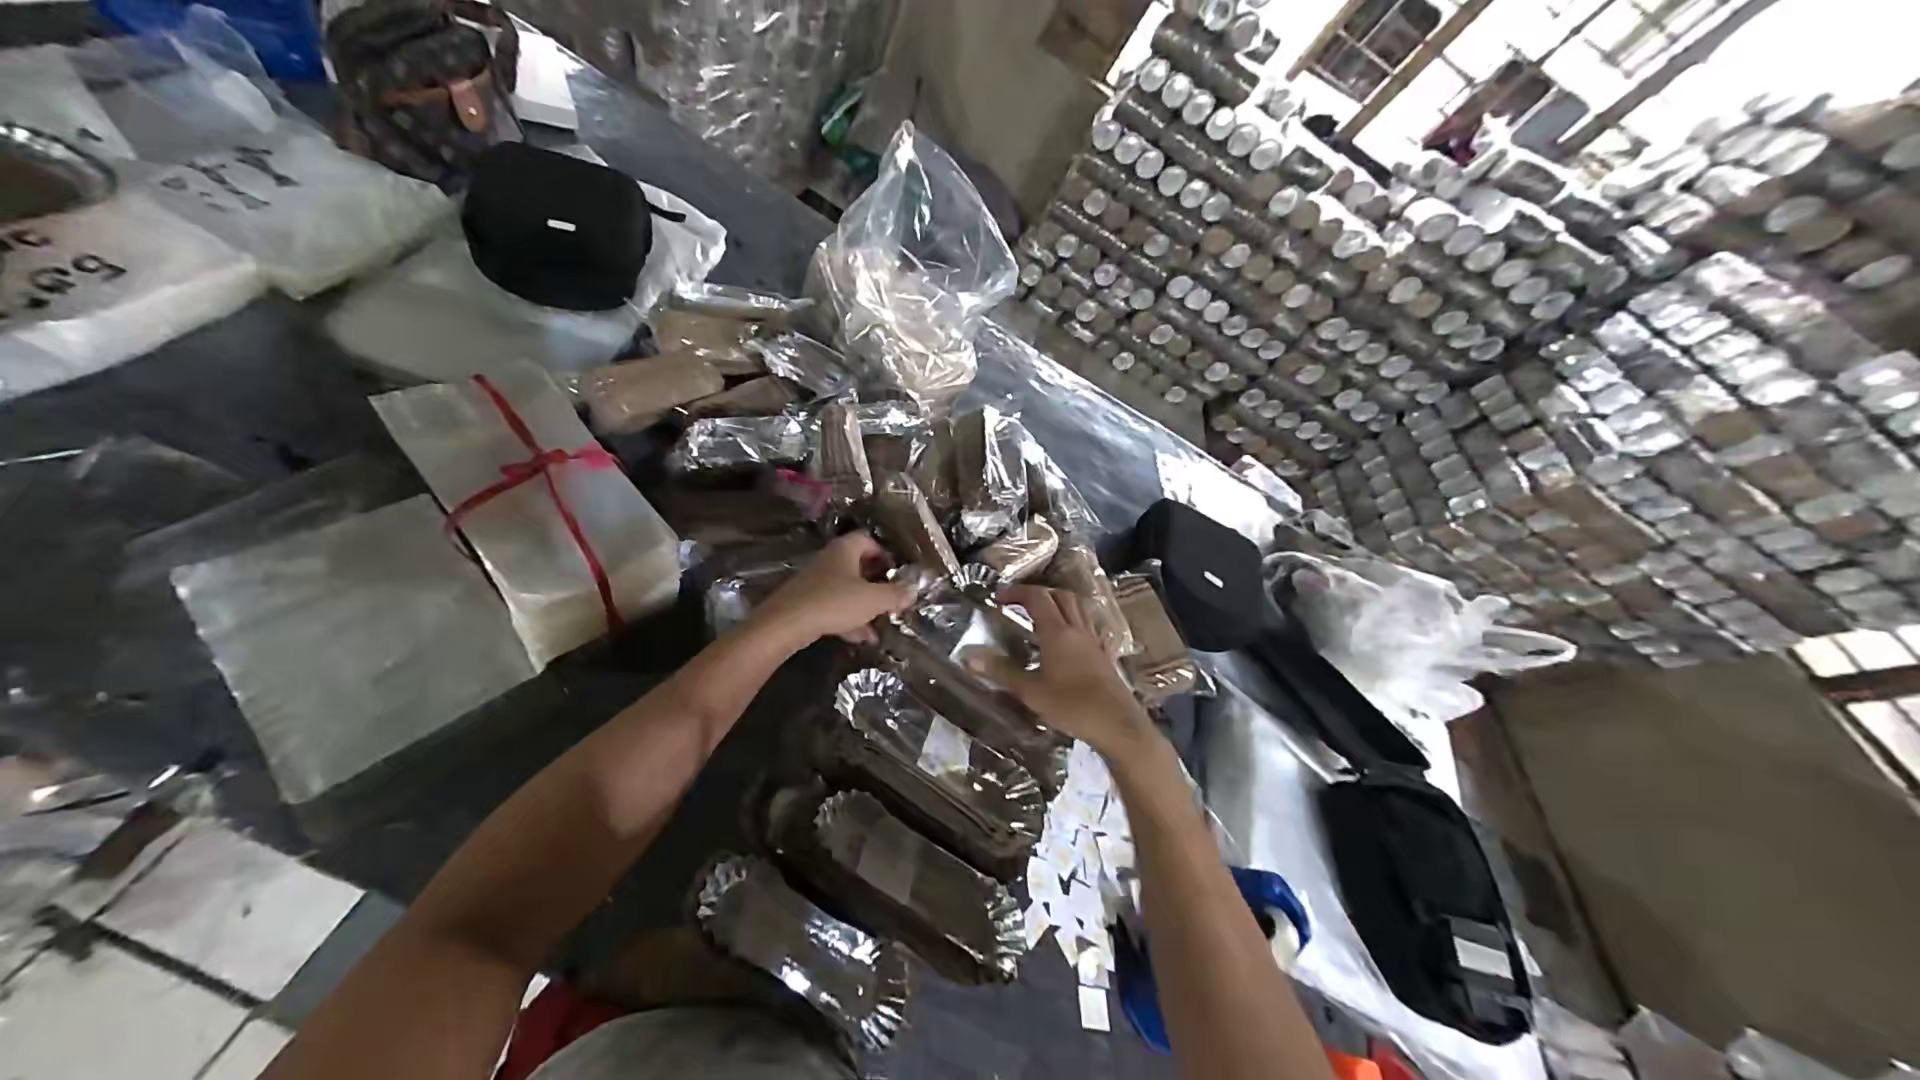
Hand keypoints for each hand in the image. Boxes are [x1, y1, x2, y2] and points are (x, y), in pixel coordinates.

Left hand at [755, 531, 917, 646]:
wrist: (786, 624)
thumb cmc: (834, 602)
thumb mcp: (872, 600)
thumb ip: (895, 595)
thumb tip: (914, 590)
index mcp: (845, 550)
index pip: (868, 540)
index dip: (885, 553)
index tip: (898, 570)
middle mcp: (829, 560)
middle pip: (858, 566)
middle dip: (877, 583)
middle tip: (893, 597)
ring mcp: (816, 582)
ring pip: (847, 589)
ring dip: (865, 605)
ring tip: (882, 623)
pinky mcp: (806, 602)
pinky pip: (834, 606)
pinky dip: (849, 619)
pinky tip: (862, 638)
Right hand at [970, 585, 1156, 756]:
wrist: (1117, 725)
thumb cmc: (1071, 706)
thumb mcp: (1030, 691)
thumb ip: (1001, 671)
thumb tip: (969, 656)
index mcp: (1057, 632)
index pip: (1037, 598)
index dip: (1017, 592)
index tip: (998, 598)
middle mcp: (1077, 629)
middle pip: (1061, 596)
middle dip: (1038, 593)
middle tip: (1019, 603)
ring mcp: (1094, 641)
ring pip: (1078, 607)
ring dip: (1059, 602)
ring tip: (1042, 614)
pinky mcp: (1105, 655)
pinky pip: (1090, 626)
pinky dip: (1076, 621)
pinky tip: (1070, 637)